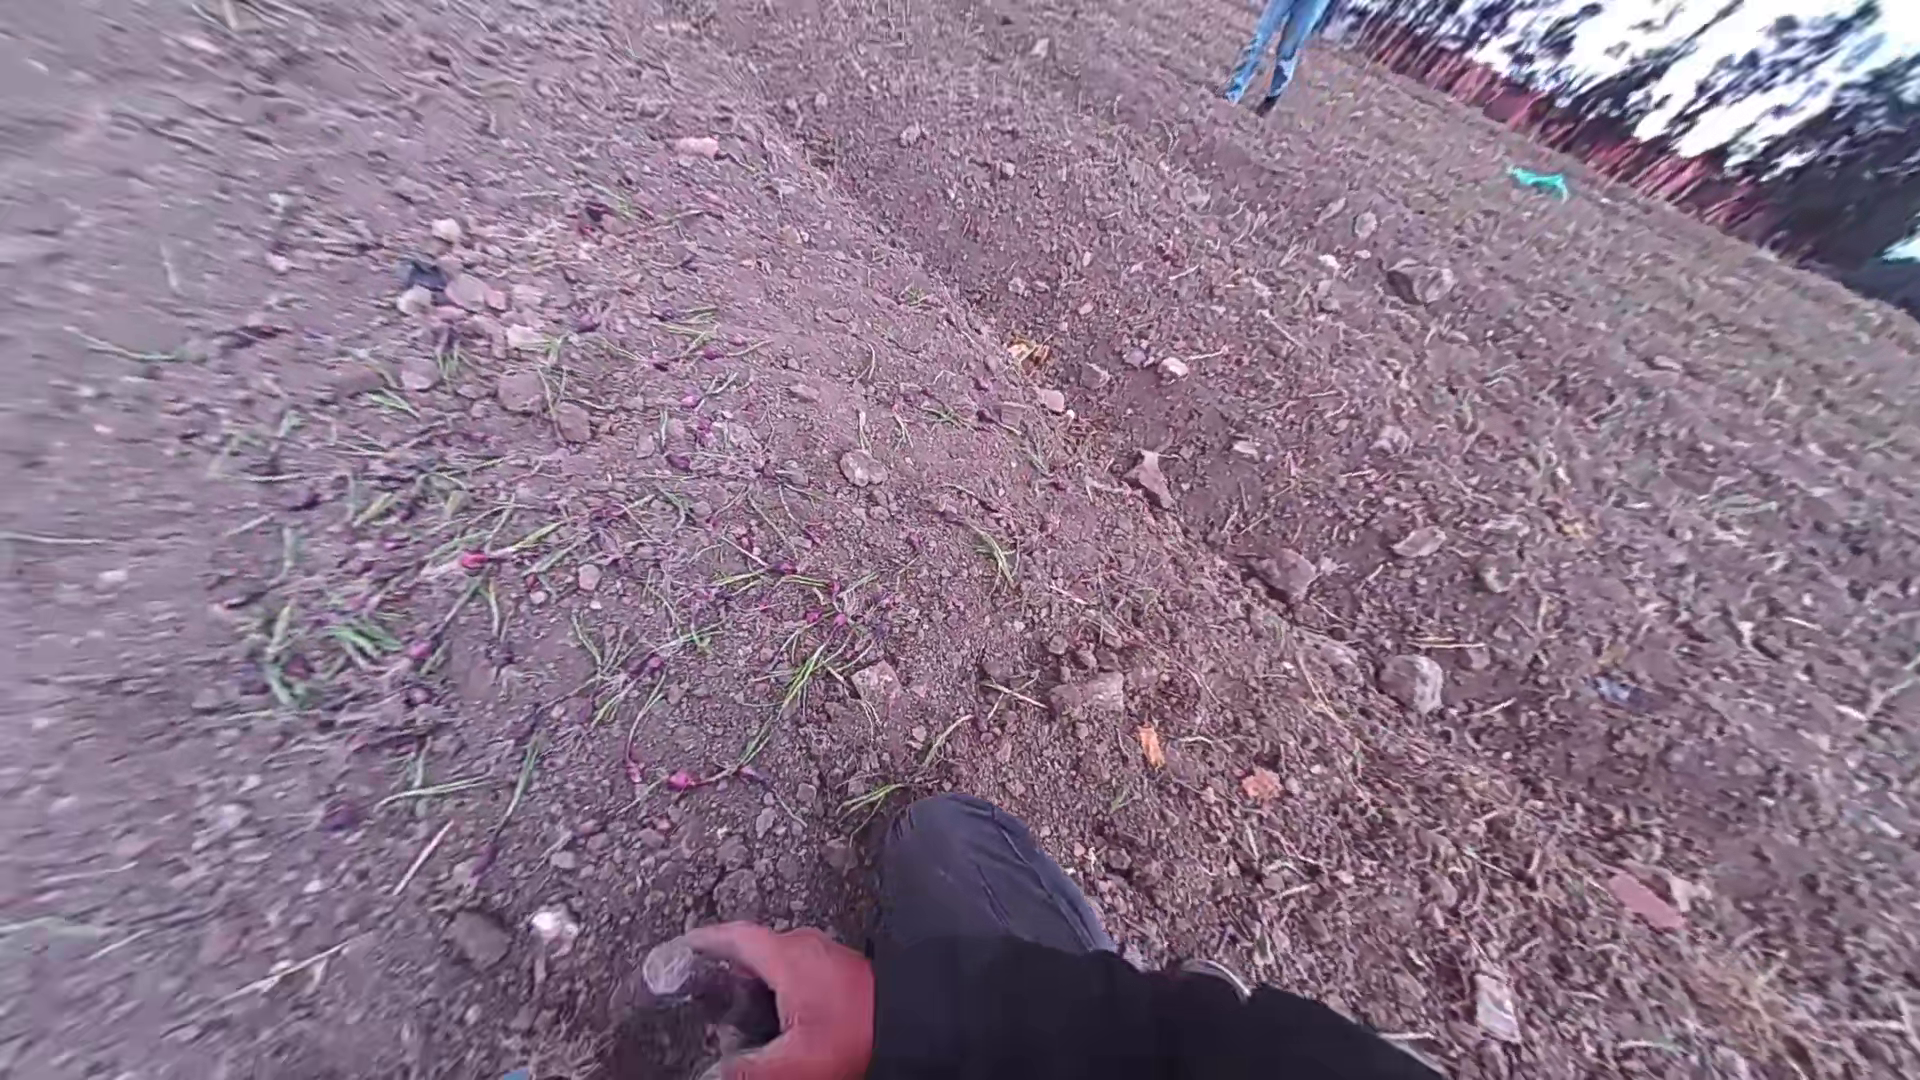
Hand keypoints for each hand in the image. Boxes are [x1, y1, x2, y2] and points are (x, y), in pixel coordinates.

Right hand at [684, 922, 874, 1079]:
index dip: (708, 939)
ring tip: (733, 1015)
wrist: (904, 1019)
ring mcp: (820, 953)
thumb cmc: (855, 1034)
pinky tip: (771, 1017)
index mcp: (789, 957)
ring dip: (751, 981)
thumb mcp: (795, 1064)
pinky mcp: (832, 967)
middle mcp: (804, 946)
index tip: (684, 945)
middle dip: (726, 971)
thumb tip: (713, 1075)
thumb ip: (747, 1071)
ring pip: (773, 961)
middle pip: (753, 950)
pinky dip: (772, 985)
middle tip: (702, 996)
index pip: (739, 937)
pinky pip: (791, 969)